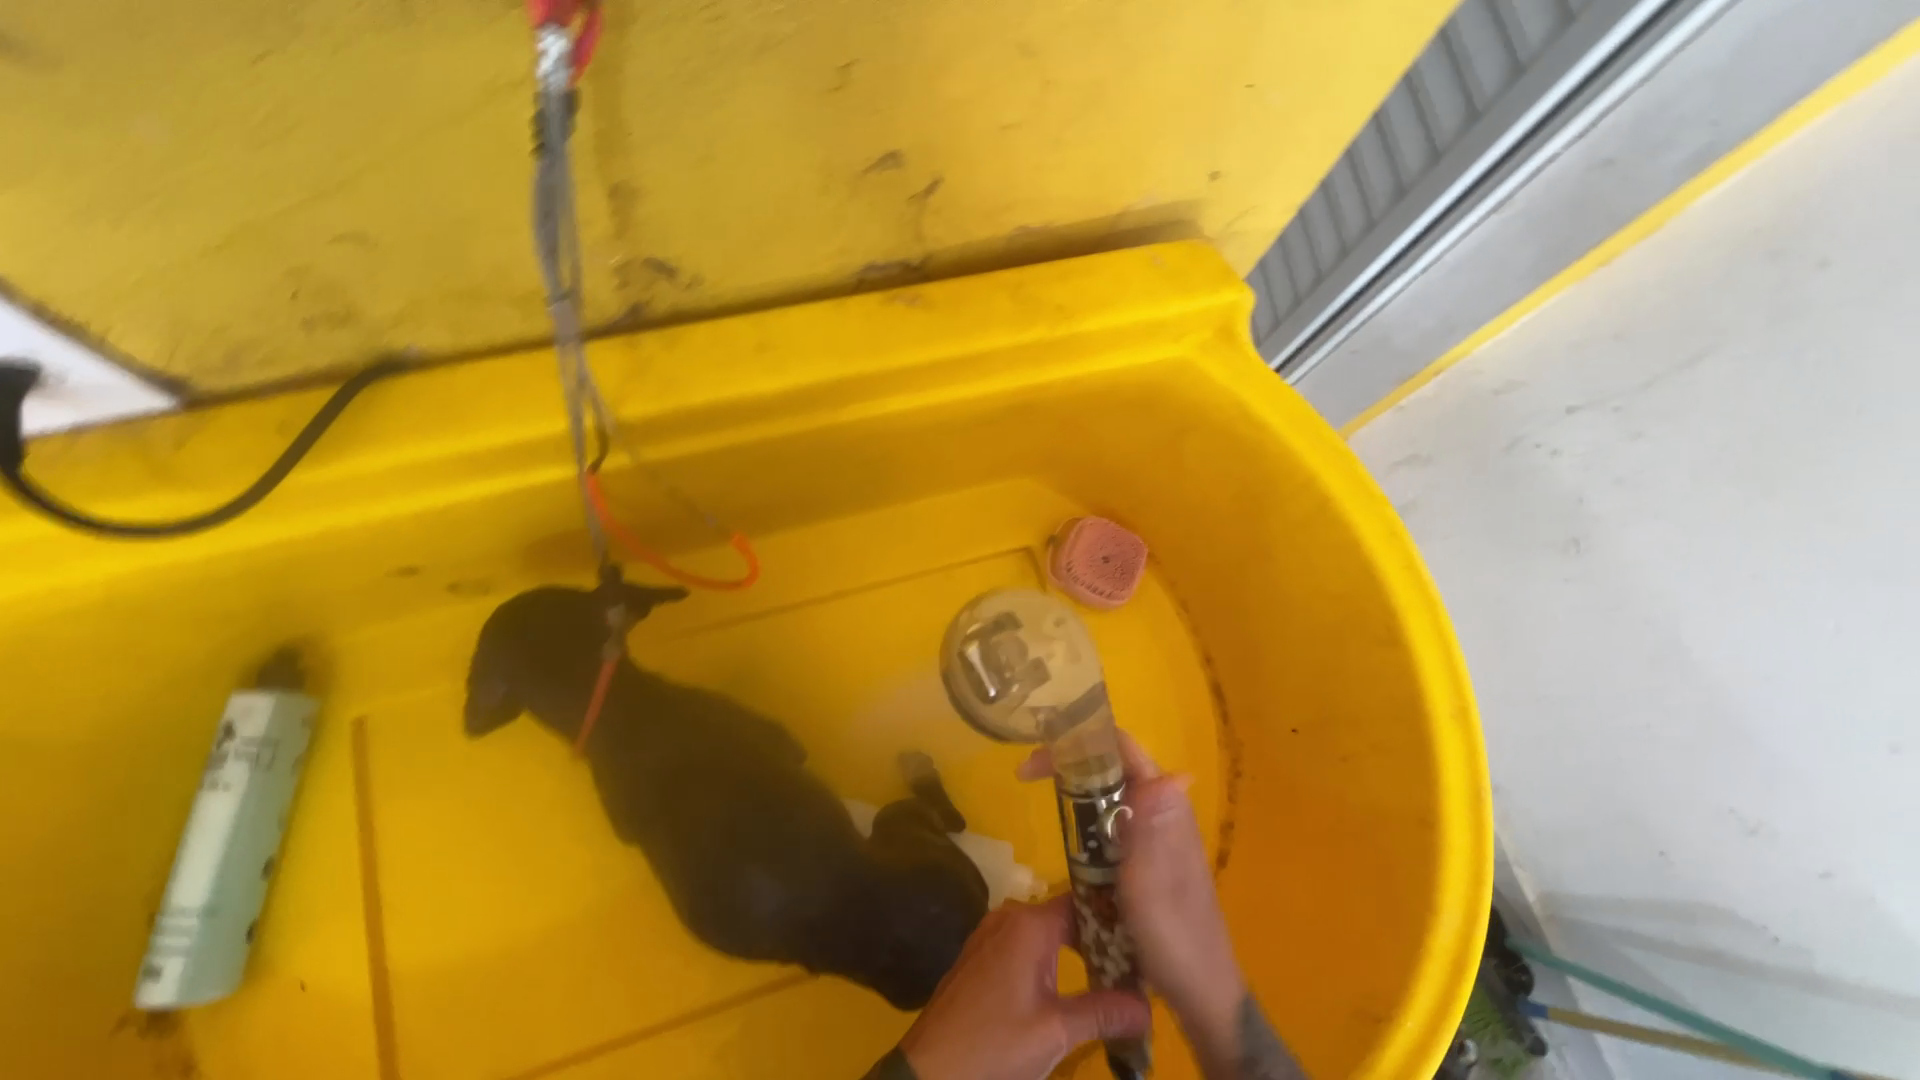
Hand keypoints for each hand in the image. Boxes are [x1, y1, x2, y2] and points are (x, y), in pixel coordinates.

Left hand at [899, 895, 1152, 1079]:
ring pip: (1047, 931)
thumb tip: (1148, 1008)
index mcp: (1029, 924)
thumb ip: (1103, 1012)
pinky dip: (1053, 958)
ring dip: (1078, 950)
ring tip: (1115, 975)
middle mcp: (1010, 917)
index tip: (1147, 937)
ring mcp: (991, 935)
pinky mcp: (981, 956)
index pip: (1084, 902)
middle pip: (1067, 915)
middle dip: (1102, 937)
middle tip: (1139, 964)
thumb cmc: (994, 1046)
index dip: (1117, 917)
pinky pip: (1027, 944)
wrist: (929, 1070)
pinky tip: (1074, 983)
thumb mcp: (1056, 1032)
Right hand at [1017, 735, 1247, 1053]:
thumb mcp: (1154, 886)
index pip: (1125, 752)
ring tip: (1038, 796)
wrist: (1203, 994)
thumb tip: (1168, 772)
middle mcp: (1164, 812)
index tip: (1038, 759)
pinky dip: (1087, 820)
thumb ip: (1153, 829)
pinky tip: (1069, 839)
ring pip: (1112, 795)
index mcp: (1167, 810)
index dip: (1080, 743)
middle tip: (1027, 777)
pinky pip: (1114, 824)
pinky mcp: (1149, 857)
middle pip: (1114, 768)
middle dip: (1071, 763)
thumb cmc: (1175, 939)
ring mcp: (1157, 835)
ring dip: (1077, 790)